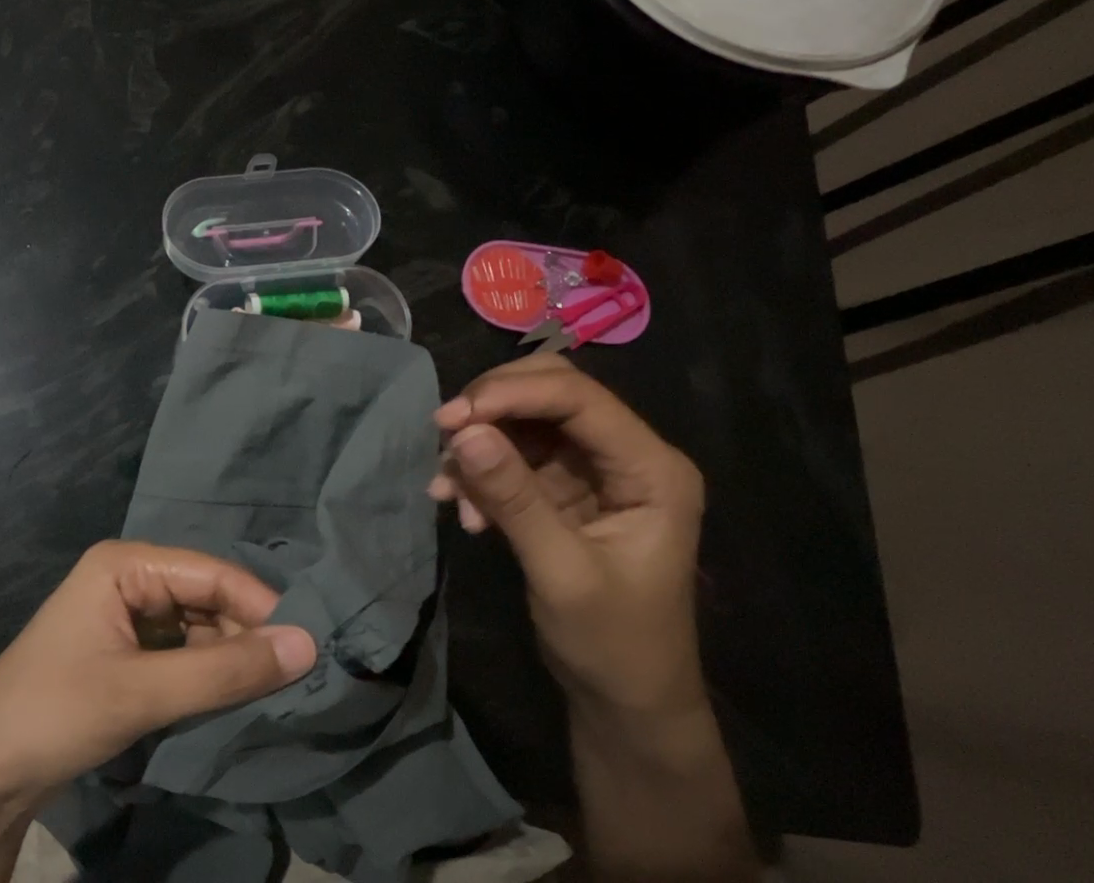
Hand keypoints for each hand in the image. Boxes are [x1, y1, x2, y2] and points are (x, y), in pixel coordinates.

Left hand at [0, 540, 316, 808]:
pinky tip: (236, 700)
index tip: (313, 647)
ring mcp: (127, 617)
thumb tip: (309, 645)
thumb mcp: (143, 693)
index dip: (263, 607)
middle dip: (249, 636)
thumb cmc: (55, 713)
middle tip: (300, 678)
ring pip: (200, 629)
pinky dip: (210, 675)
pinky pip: (183, 654)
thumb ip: (225, 671)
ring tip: (275, 692)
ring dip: (232, 659)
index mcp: (125, 565)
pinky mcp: (127, 654)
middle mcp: (129, 579)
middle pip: (209, 598)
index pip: (213, 573)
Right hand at [429, 355, 706, 715]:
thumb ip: (514, 498)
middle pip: (551, 393)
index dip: (511, 394)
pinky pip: (512, 457)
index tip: (449, 419)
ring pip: (524, 422)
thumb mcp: (561, 571)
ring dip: (479, 446)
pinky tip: (462, 510)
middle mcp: (625, 456)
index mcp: (651, 468)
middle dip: (491, 408)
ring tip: (449, 492)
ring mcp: (592, 472)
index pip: (579, 399)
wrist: (625, 700)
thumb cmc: (612, 642)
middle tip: (442, 436)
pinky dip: (480, 474)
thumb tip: (461, 433)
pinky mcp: (562, 491)